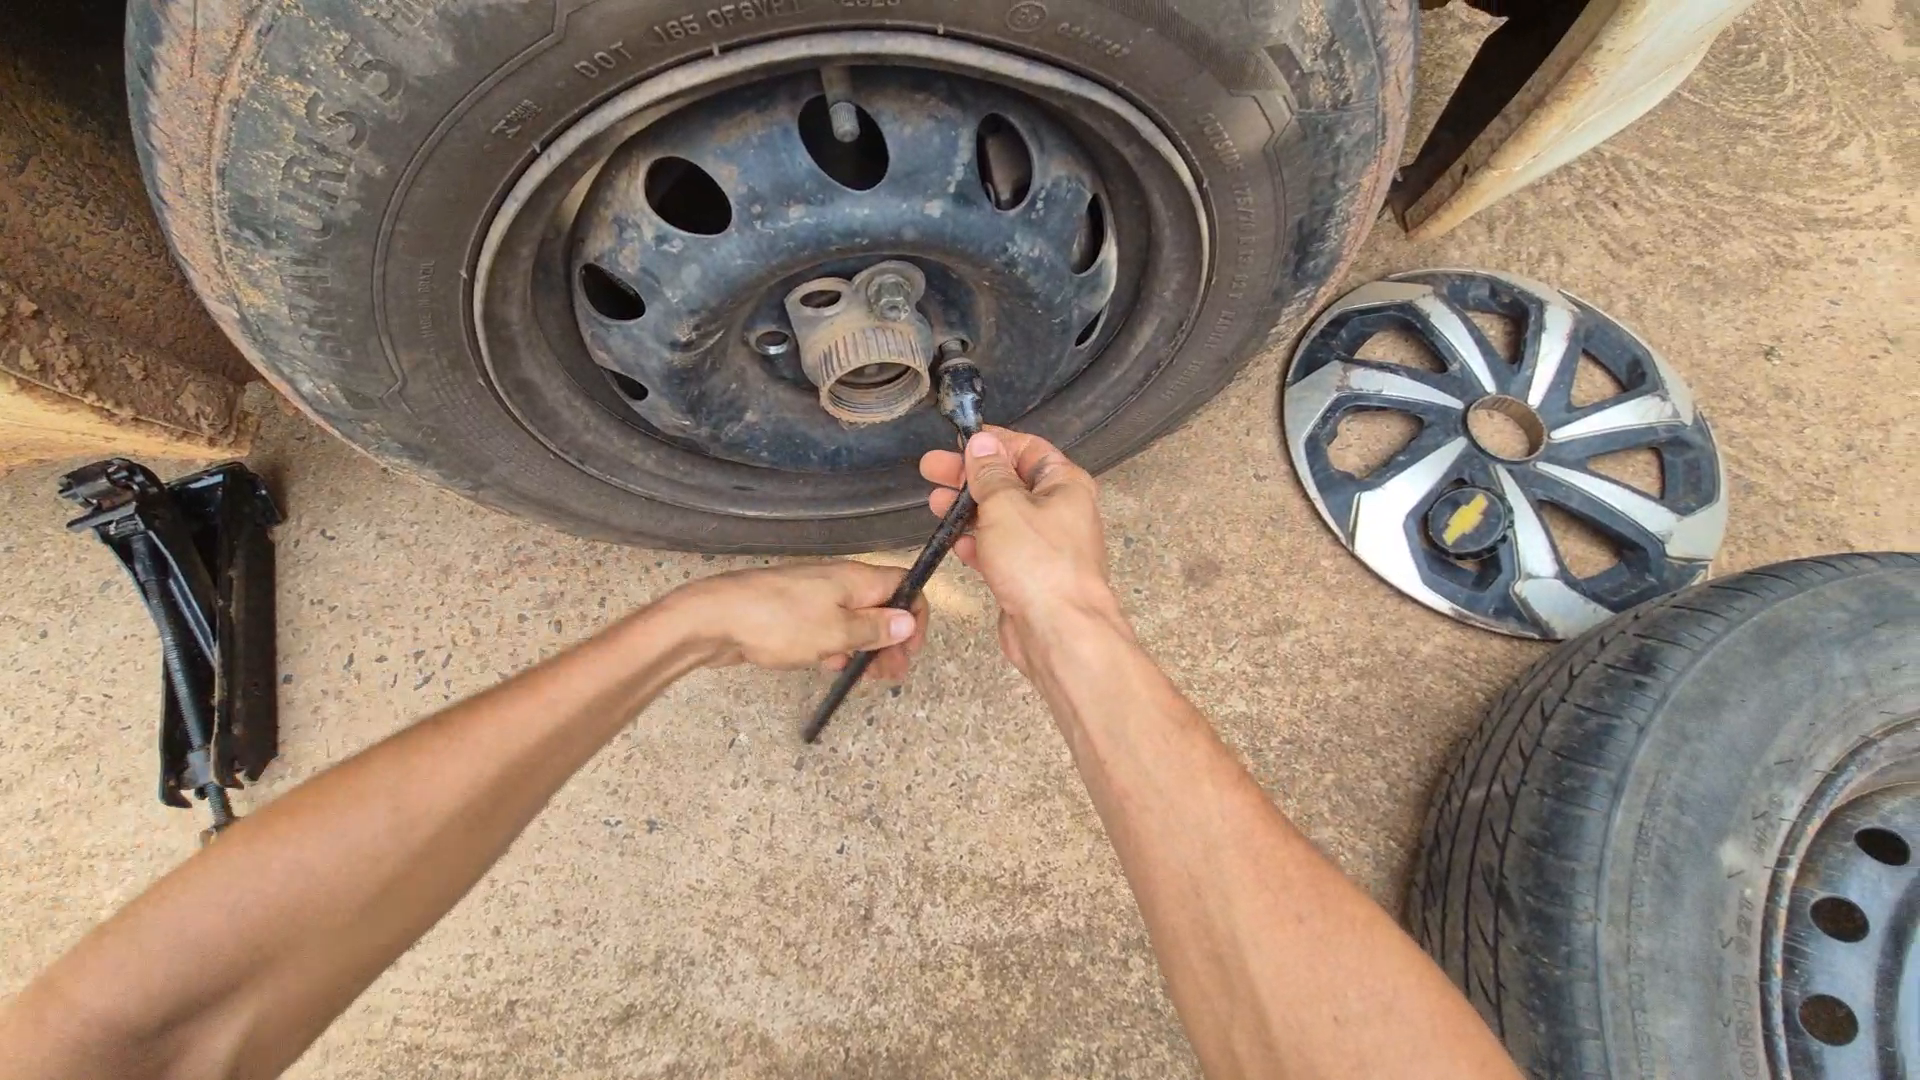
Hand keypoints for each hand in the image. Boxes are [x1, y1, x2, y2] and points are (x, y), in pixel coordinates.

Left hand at [662, 562, 927, 678]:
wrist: (715, 619)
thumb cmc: (778, 622)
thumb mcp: (836, 633)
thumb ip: (875, 629)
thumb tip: (907, 621)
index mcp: (856, 579)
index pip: (904, 586)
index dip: (914, 617)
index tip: (909, 649)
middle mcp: (840, 582)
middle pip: (882, 606)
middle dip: (891, 640)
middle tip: (891, 674)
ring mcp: (815, 596)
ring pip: (854, 620)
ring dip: (865, 648)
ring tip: (866, 677)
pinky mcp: (794, 613)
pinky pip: (828, 627)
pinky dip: (837, 646)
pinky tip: (830, 666)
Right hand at [920, 427, 1128, 672]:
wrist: (1059, 632)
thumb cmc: (1039, 563)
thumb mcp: (1005, 505)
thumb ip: (989, 474)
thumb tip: (981, 443)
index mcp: (1064, 484)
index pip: (1027, 448)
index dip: (992, 443)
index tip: (958, 442)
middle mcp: (1059, 511)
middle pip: (1009, 482)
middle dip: (969, 477)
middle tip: (931, 470)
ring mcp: (1044, 545)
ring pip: (1001, 518)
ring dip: (967, 510)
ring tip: (934, 504)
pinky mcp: (1029, 575)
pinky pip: (1000, 551)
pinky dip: (978, 545)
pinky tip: (957, 545)